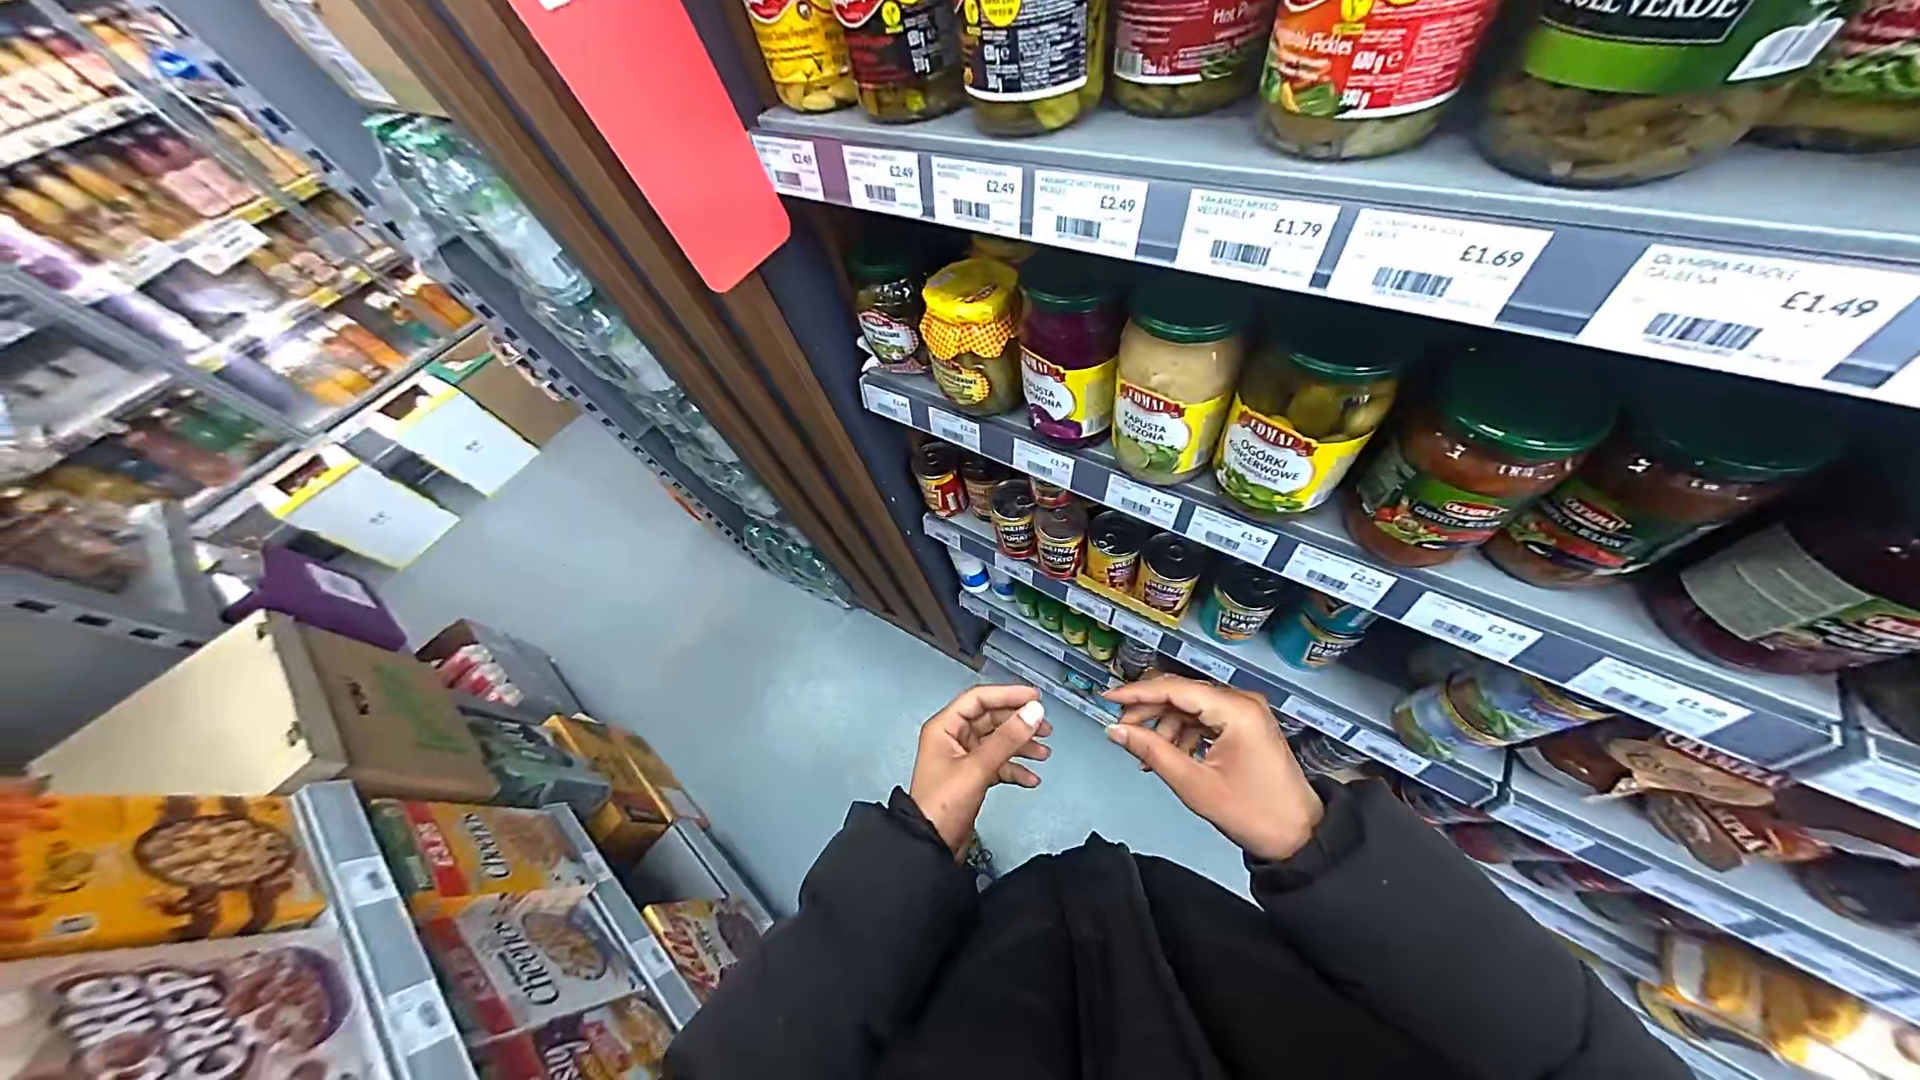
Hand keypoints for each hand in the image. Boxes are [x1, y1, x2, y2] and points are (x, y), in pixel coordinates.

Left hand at [908, 685, 1052, 854]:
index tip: (1035, 698)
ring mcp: (963, 758)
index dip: (1008, 694)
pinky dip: (1014, 769)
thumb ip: (1007, 739)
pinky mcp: (972, 777)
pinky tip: (1030, 779)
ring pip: (998, 742)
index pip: (980, 699)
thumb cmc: (942, 805)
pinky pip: (998, 764)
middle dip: (1019, 723)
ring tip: (1044, 753)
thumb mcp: (977, 768)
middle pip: (992, 719)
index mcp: (945, 727)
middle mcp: (953, 738)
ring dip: (1021, 746)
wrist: (929, 847)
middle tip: (1045, 728)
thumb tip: (1033, 712)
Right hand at [1104, 676, 1322, 860]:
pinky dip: (1182, 733)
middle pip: (1180, 694)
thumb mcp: (1194, 784)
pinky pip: (1202, 718)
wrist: (1300, 838)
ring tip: (1147, 753)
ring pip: (1188, 706)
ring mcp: (1244, 712)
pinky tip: (1169, 755)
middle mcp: (1241, 702)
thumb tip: (1115, 730)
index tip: (1108, 696)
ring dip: (1163, 725)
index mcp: (1235, 710)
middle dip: (1148, 710)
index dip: (1136, 692)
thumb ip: (1151, 751)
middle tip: (1122, 730)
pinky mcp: (1244, 724)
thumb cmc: (1254, 814)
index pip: (1174, 688)